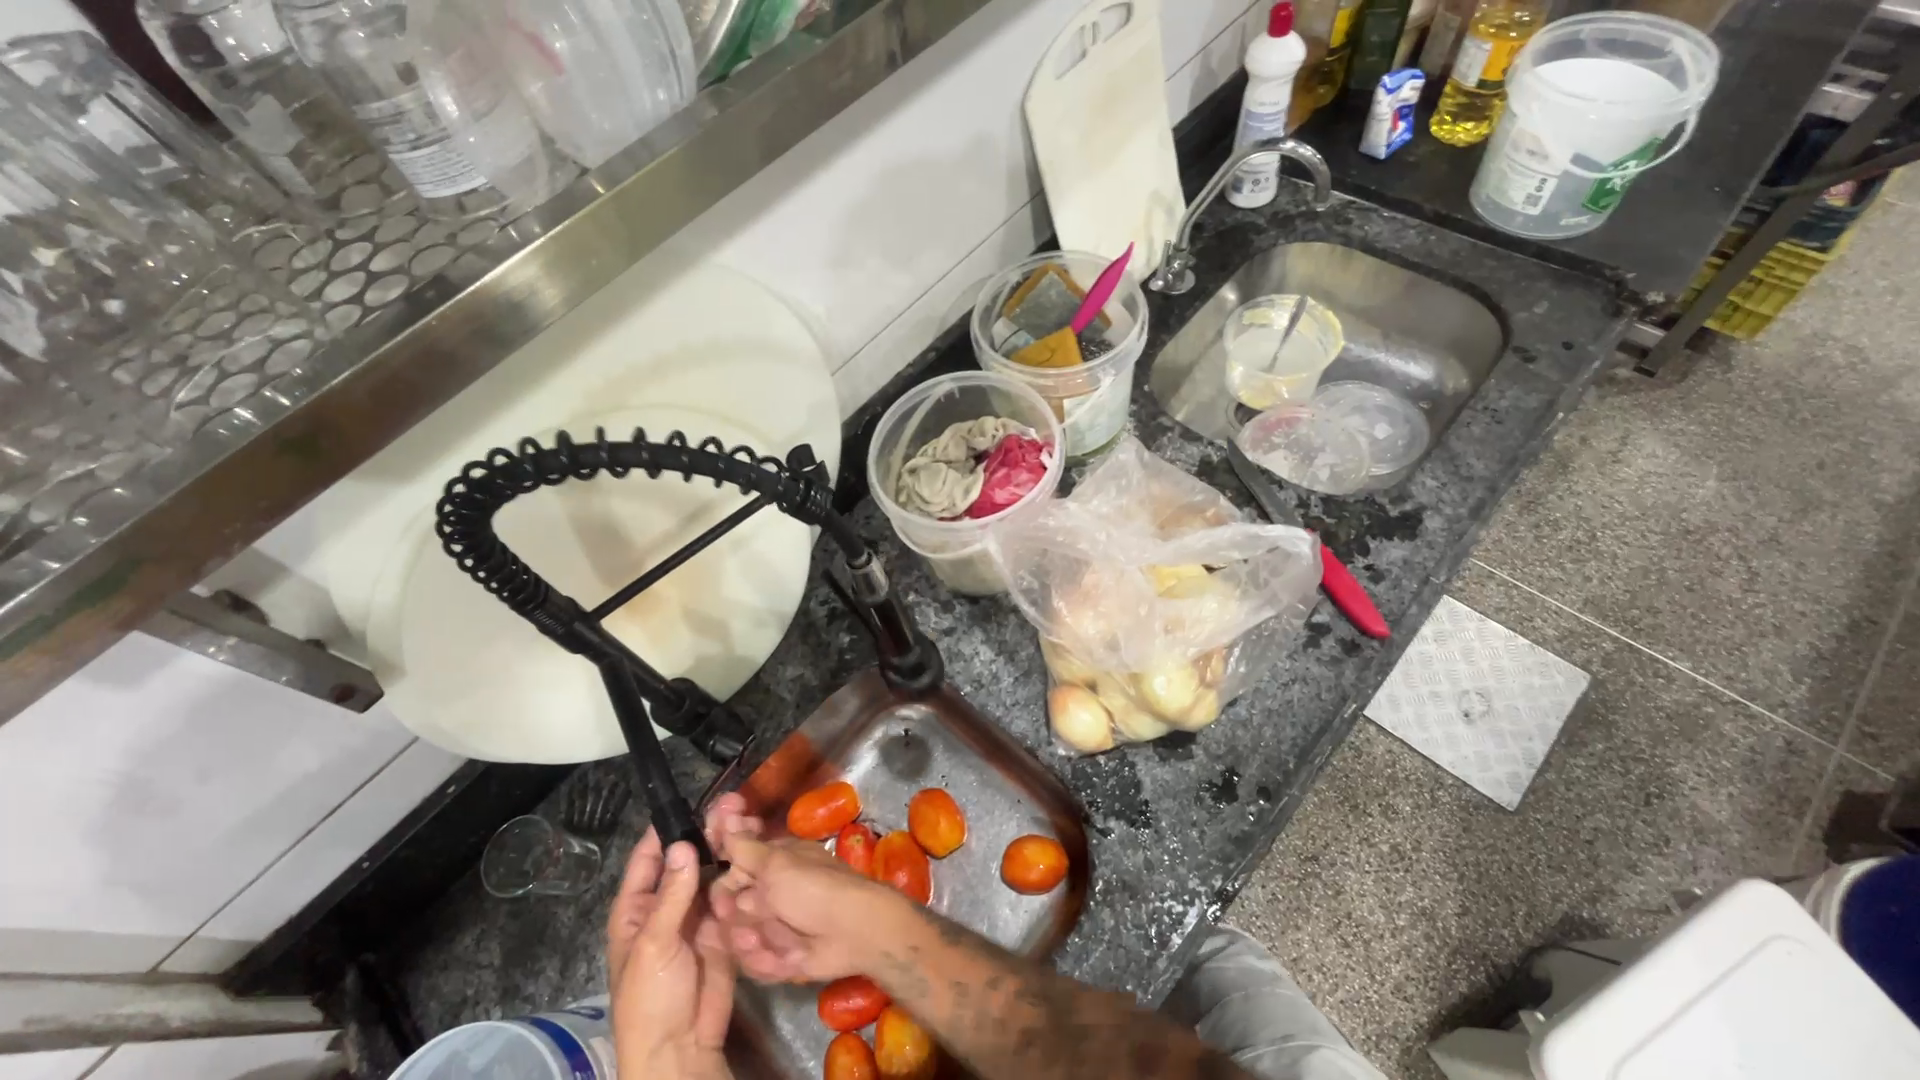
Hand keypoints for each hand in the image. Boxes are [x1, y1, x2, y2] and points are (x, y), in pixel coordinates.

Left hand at [606, 823, 733, 1079]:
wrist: (681, 1047)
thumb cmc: (650, 998)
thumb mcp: (655, 944)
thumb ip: (672, 895)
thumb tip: (683, 845)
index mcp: (637, 909)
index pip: (648, 859)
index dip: (667, 830)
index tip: (693, 802)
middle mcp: (667, 908)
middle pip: (685, 864)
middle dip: (706, 839)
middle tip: (734, 810)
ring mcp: (696, 919)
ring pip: (712, 879)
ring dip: (727, 858)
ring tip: (750, 829)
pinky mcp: (723, 932)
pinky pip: (731, 900)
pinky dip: (742, 884)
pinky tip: (760, 862)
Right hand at [708, 817, 909, 983]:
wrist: (853, 931)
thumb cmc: (814, 889)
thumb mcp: (777, 863)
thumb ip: (745, 847)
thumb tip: (727, 819)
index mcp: (773, 864)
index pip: (733, 874)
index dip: (723, 888)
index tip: (721, 899)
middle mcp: (772, 893)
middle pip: (732, 910)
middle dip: (735, 921)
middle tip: (746, 925)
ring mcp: (776, 925)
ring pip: (742, 939)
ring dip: (751, 944)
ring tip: (765, 944)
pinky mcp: (783, 956)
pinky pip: (759, 963)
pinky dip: (768, 963)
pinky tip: (784, 960)